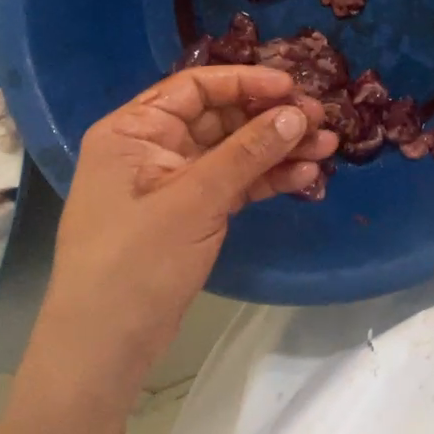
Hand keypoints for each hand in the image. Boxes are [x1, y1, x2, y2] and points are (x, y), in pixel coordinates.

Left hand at [14, 66, 337, 419]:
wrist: (105, 350)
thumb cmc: (137, 262)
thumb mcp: (195, 200)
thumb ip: (248, 152)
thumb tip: (296, 113)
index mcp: (135, 131)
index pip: (196, 87)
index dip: (247, 82)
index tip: (292, 88)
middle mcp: (153, 147)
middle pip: (223, 116)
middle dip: (273, 118)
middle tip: (321, 120)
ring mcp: (174, 181)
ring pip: (236, 150)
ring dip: (280, 148)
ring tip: (328, 147)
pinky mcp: (192, 212)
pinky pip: (236, 181)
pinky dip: (268, 178)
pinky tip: (306, 176)